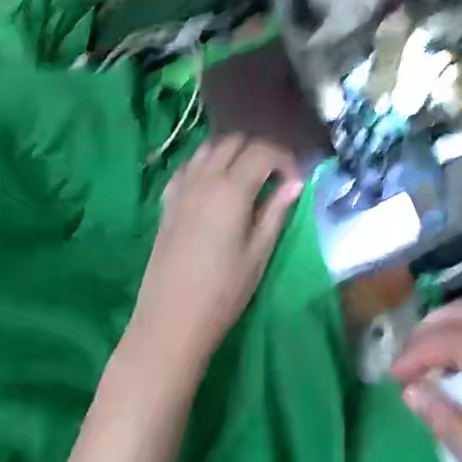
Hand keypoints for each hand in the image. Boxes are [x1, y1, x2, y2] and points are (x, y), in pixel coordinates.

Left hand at [130, 135, 303, 364]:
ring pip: (209, 148)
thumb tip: (295, 183)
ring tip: (246, 179)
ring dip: (231, 154)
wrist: (171, 319)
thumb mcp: (259, 253)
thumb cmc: (223, 291)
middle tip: (274, 178)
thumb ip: (276, 212)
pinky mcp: (166, 201)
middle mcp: (205, 178)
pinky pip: (187, 166)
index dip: (285, 160)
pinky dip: (205, 165)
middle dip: (259, 152)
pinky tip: (213, 187)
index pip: (263, 152)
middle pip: (235, 142)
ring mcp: (182, 187)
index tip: (295, 183)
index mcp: (232, 189)